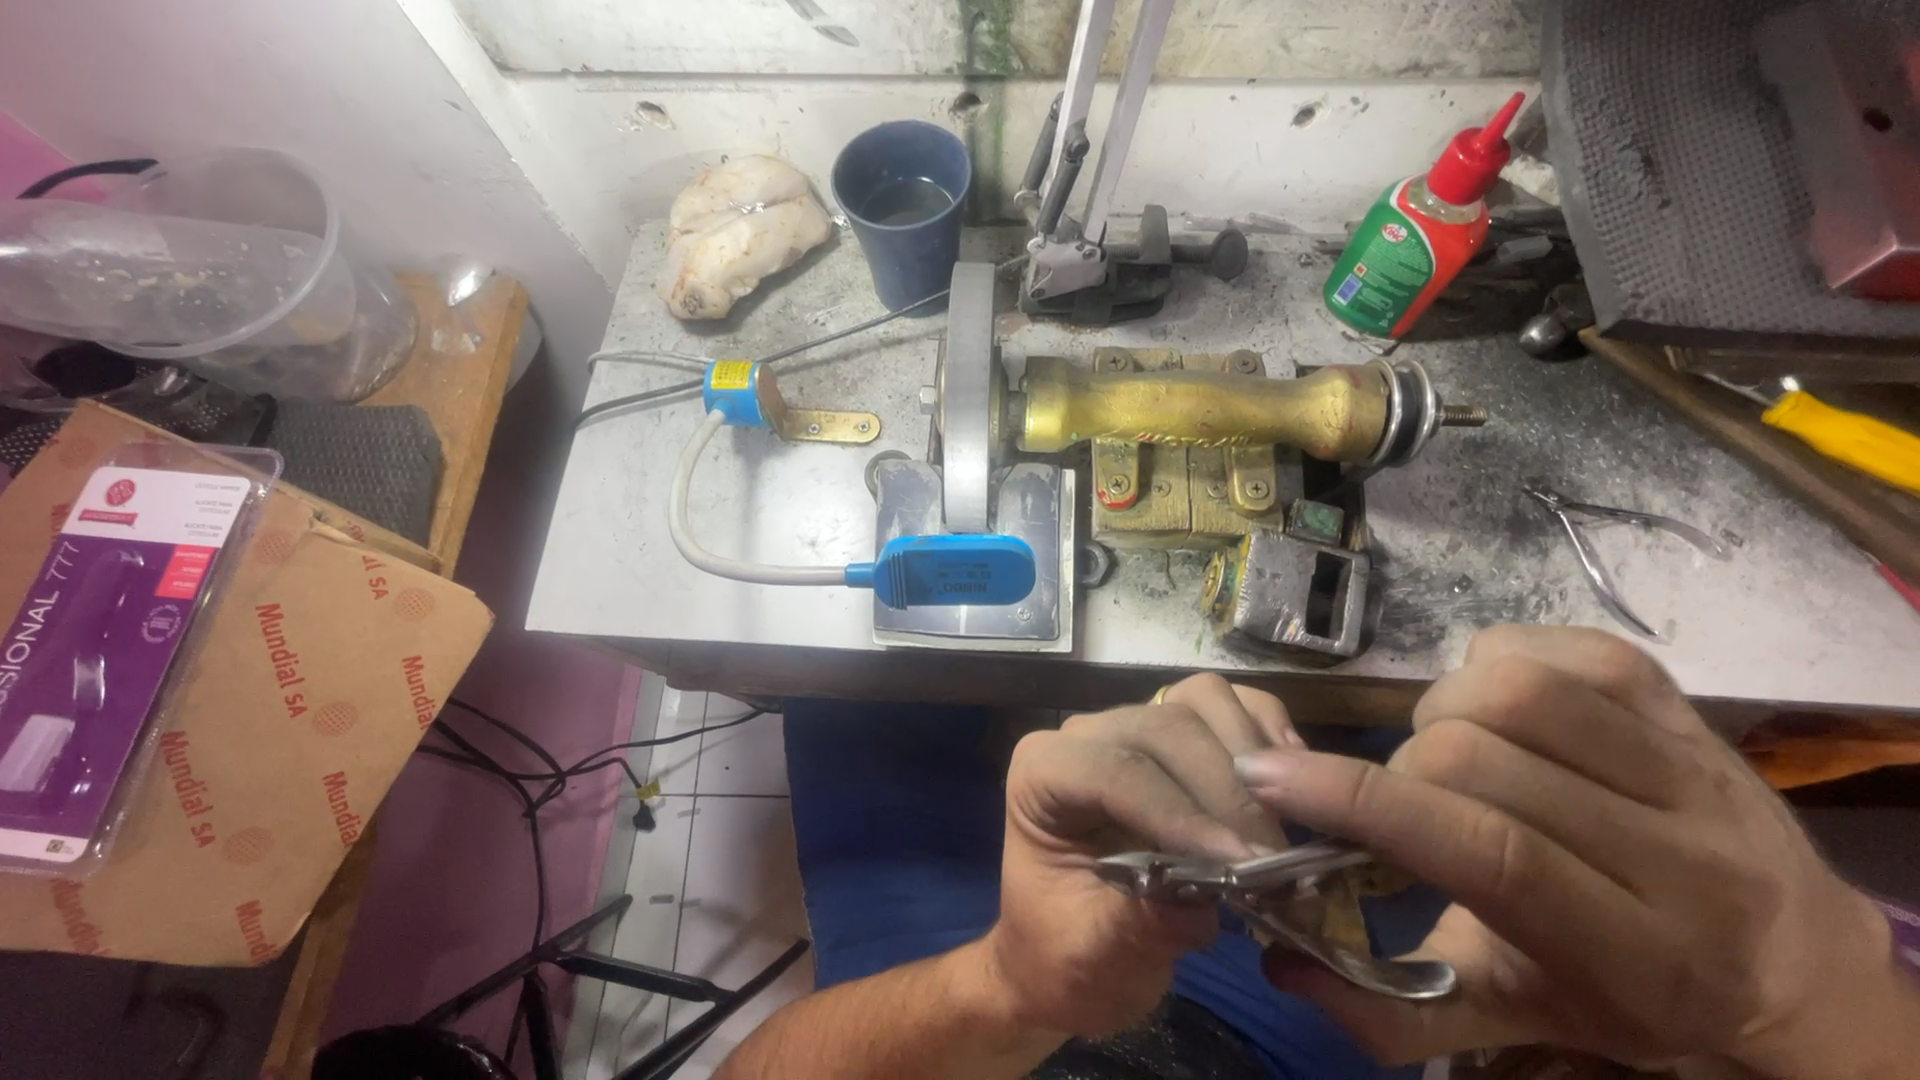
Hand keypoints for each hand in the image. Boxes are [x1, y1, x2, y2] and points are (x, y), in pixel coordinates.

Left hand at [984, 675, 1304, 1037]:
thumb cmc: (1066, 952)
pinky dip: (1263, 727)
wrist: (1066, 953)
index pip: (1112, 772)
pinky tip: (1292, 779)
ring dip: (1251, 757)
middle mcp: (1082, 734)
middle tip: (1275, 865)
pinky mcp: (1170, 730)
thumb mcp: (1093, 954)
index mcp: (1040, 775)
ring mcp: (1129, 723)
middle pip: (1166, 728)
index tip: (1241, 866)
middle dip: (1226, 794)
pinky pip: (1224, 703)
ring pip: (1200, 700)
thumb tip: (1203, 897)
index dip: (1179, 814)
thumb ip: (1139, 922)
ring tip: (1279, 831)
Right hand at [1236, 626, 1917, 1076]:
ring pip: (1517, 690)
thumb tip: (1280, 962)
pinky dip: (1499, 663)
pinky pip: (1565, 649)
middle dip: (1407, 766)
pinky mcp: (1690, 707)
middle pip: (1481, 758)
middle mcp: (1688, 855)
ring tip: (1451, 748)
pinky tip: (1497, 707)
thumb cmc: (1630, 996)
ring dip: (1447, 711)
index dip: (1361, 802)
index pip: (1486, 851)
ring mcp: (1697, 768)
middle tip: (1408, 795)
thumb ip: (1396, 1008)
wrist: (1794, 964)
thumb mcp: (1517, 1020)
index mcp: (1641, 953)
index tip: (1268, 776)